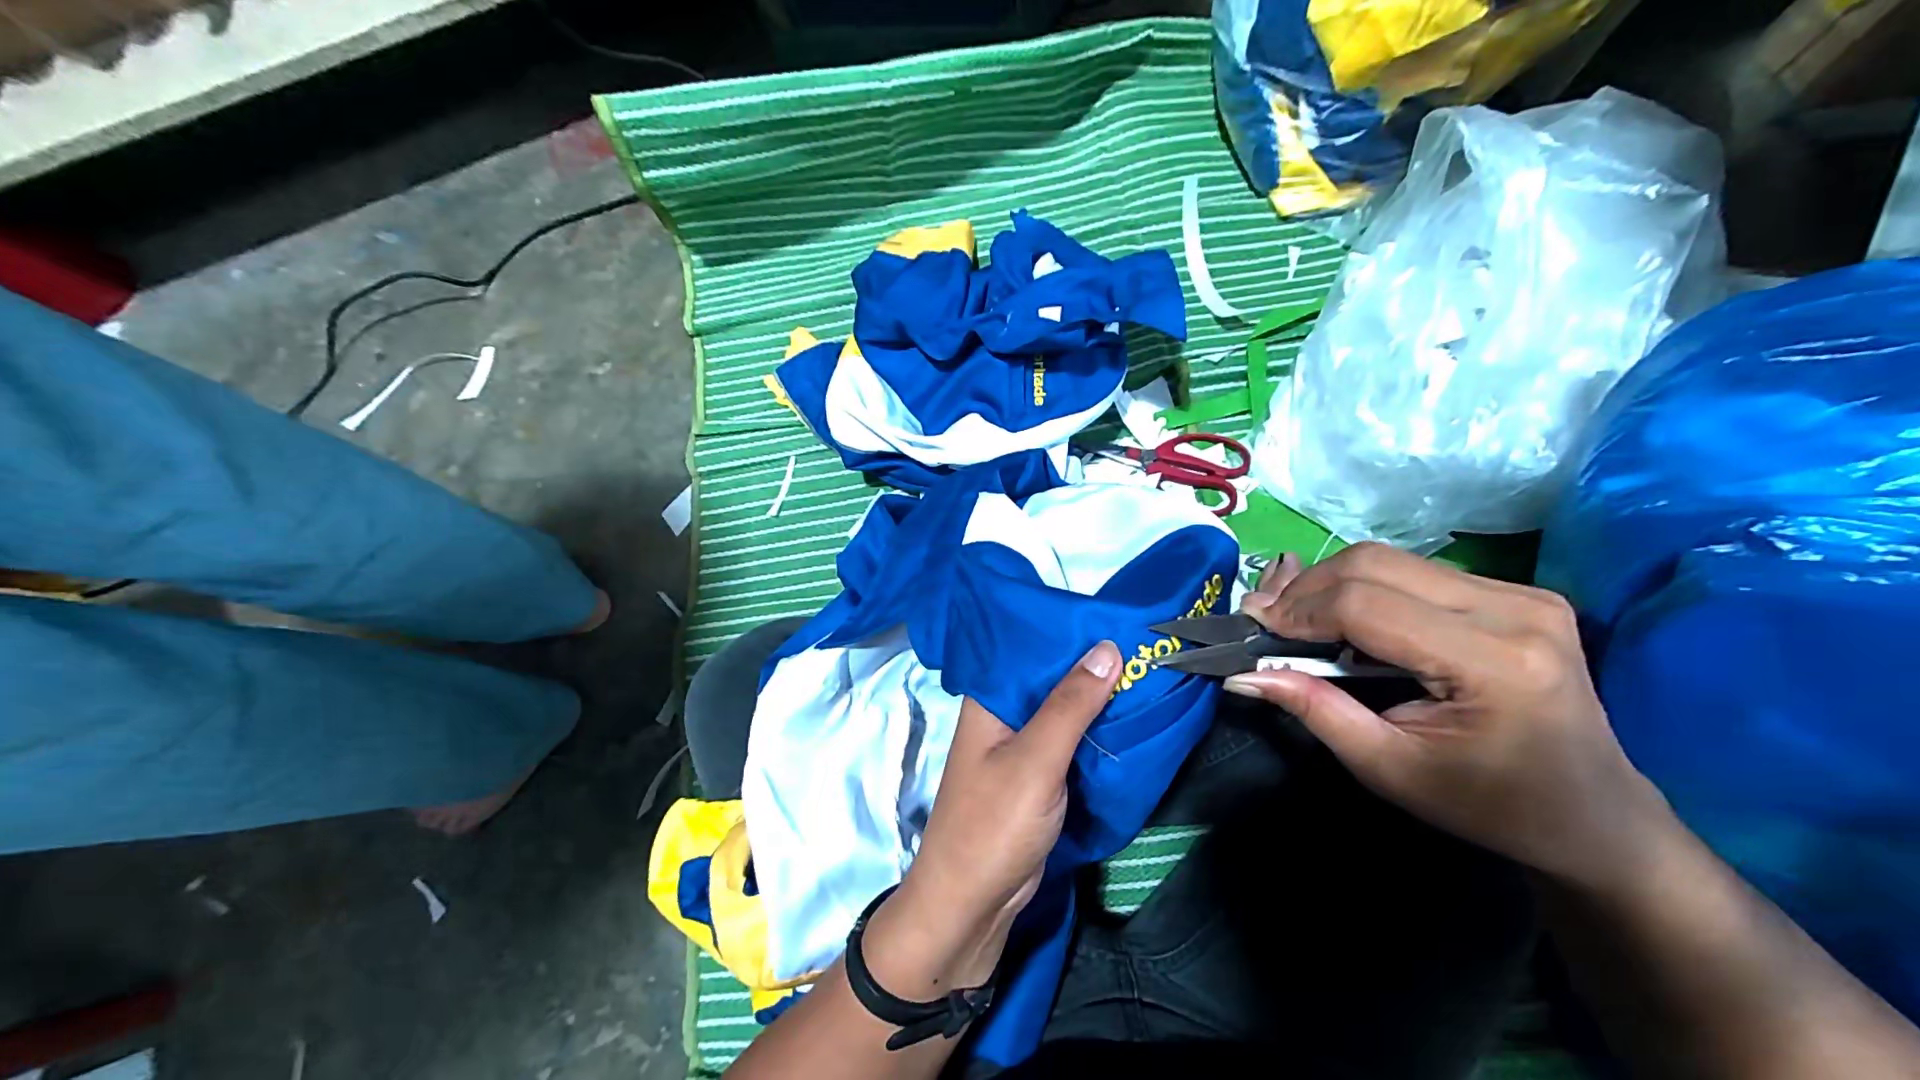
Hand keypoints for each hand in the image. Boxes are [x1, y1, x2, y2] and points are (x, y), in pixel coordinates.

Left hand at [863, 642, 1121, 996]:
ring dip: (1100, 700)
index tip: (1118, 613)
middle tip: (1147, 641)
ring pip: (1065, 713)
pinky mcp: (1040, 779)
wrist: (972, 906)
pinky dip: (1098, 733)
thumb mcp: (1035, 760)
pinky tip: (1133, 718)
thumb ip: (1070, 705)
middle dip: (1094, 665)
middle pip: (1052, 680)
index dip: (1071, 630)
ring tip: (1150, 669)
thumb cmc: (993, 826)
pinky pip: (1072, 744)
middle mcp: (1003, 718)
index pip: (1029, 648)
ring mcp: (1022, 750)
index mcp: (989, 701)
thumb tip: (1106, 647)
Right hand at [1224, 545, 1670, 887]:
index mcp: (1495, 663)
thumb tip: (1242, 674)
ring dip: (1332, 585)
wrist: (1595, 816)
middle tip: (1269, 624)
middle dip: (1307, 590)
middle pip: (1375, 564)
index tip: (1256, 632)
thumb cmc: (1489, 805)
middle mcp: (1516, 610)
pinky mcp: (1518, 591)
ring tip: (1299, 622)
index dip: (1300, 612)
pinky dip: (1364, 588)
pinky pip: (1415, 571)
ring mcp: (1523, 593)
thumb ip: (1315, 711)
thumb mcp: (1389, 768)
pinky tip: (1348, 622)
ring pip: (1391, 559)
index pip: (1367, 606)